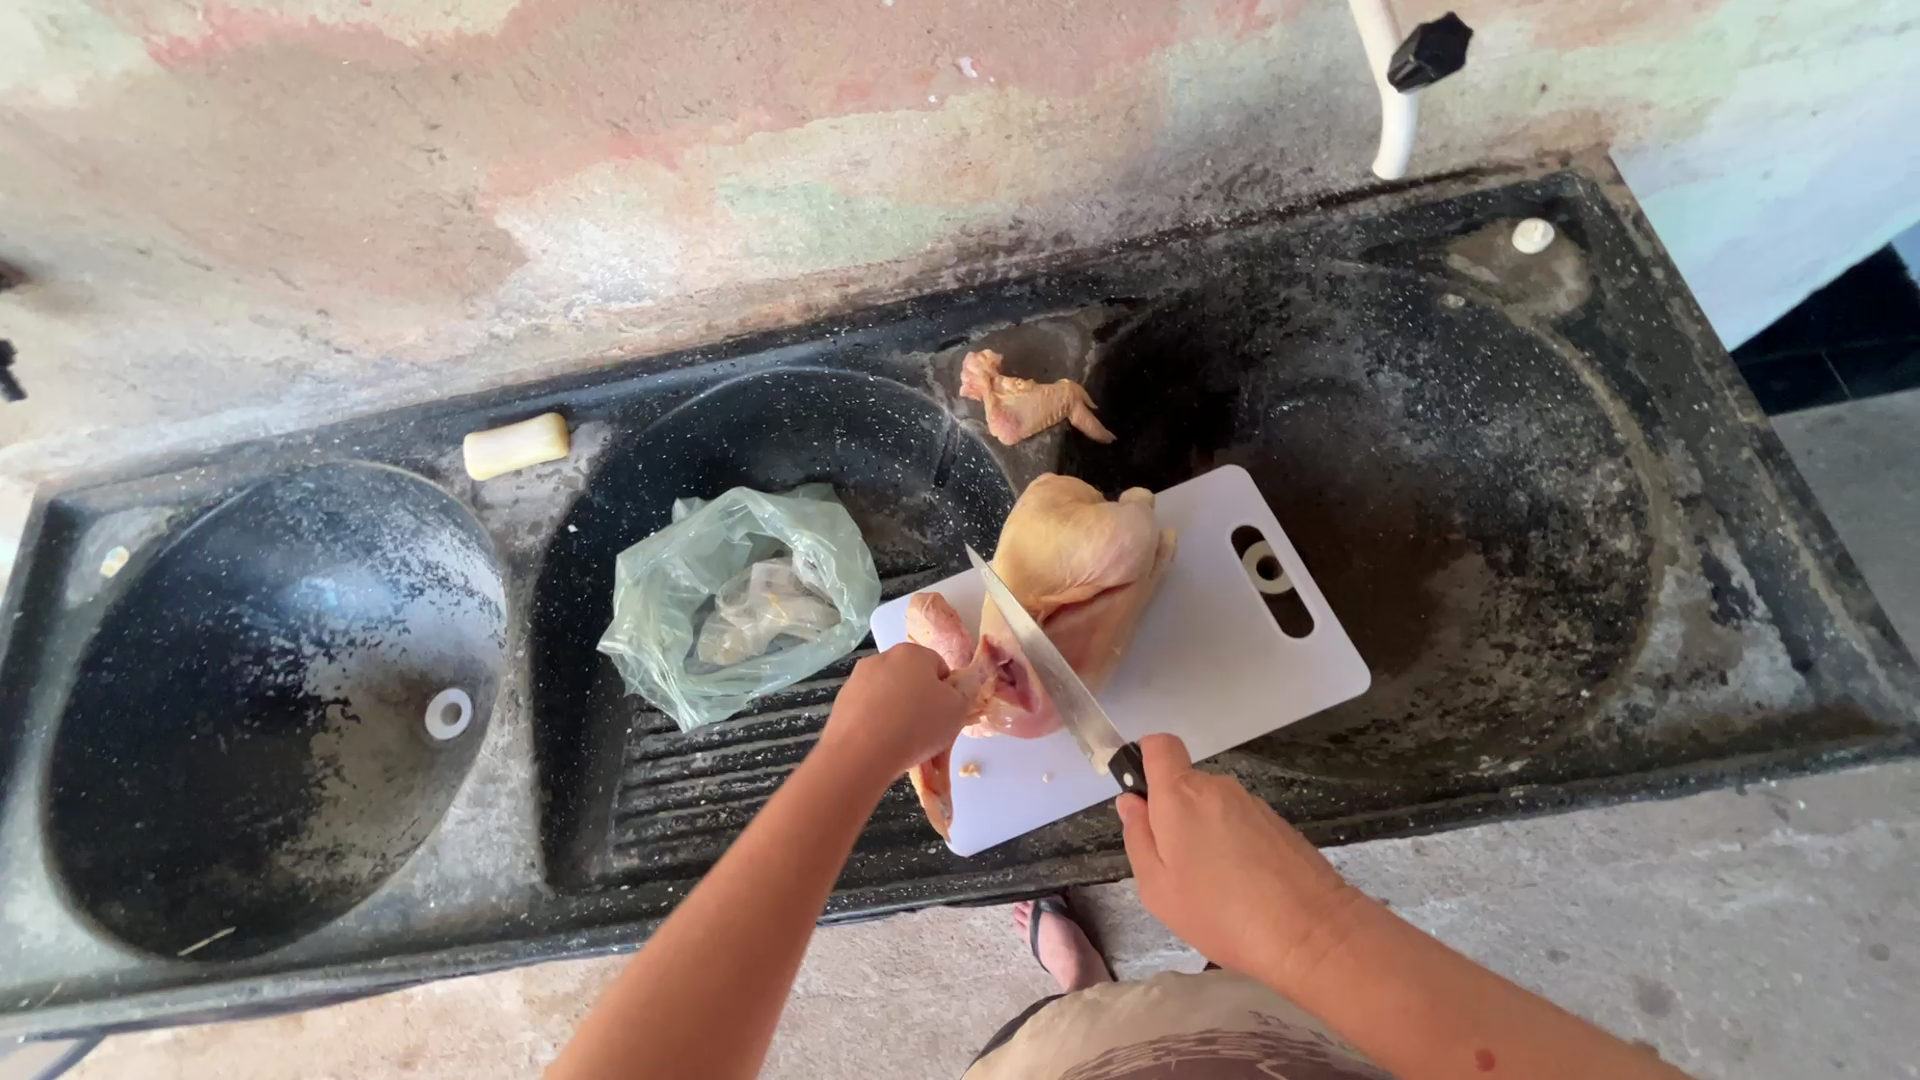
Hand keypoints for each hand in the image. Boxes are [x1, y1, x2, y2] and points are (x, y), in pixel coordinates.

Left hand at [818, 643, 966, 781]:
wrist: (861, 753)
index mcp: (912, 652)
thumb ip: (964, 694)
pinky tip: (881, 746)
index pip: (938, 667)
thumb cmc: (917, 725)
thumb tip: (957, 688)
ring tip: (903, 743)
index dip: (947, 692)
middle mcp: (882, 658)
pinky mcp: (841, 702)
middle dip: (920, 701)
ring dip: (897, 713)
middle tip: (928, 731)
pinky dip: (876, 724)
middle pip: (910, 679)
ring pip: (887, 696)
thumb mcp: (958, 710)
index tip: (946, 715)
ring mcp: (857, 679)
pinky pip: (868, 712)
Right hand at [1117, 734, 1363, 984]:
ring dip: (1207, 833)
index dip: (1146, 762)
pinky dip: (1237, 846)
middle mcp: (1216, 787)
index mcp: (1180, 795)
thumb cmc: (1222, 913)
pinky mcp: (1279, 823)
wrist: (1314, 935)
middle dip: (1176, 815)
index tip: (1145, 801)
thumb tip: (1131, 803)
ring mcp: (1252, 803)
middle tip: (1179, 866)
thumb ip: (1137, 837)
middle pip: (1185, 784)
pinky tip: (1247, 888)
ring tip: (1217, 886)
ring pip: (1213, 806)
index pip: (1159, 745)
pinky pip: (1241, 823)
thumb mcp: (1157, 888)